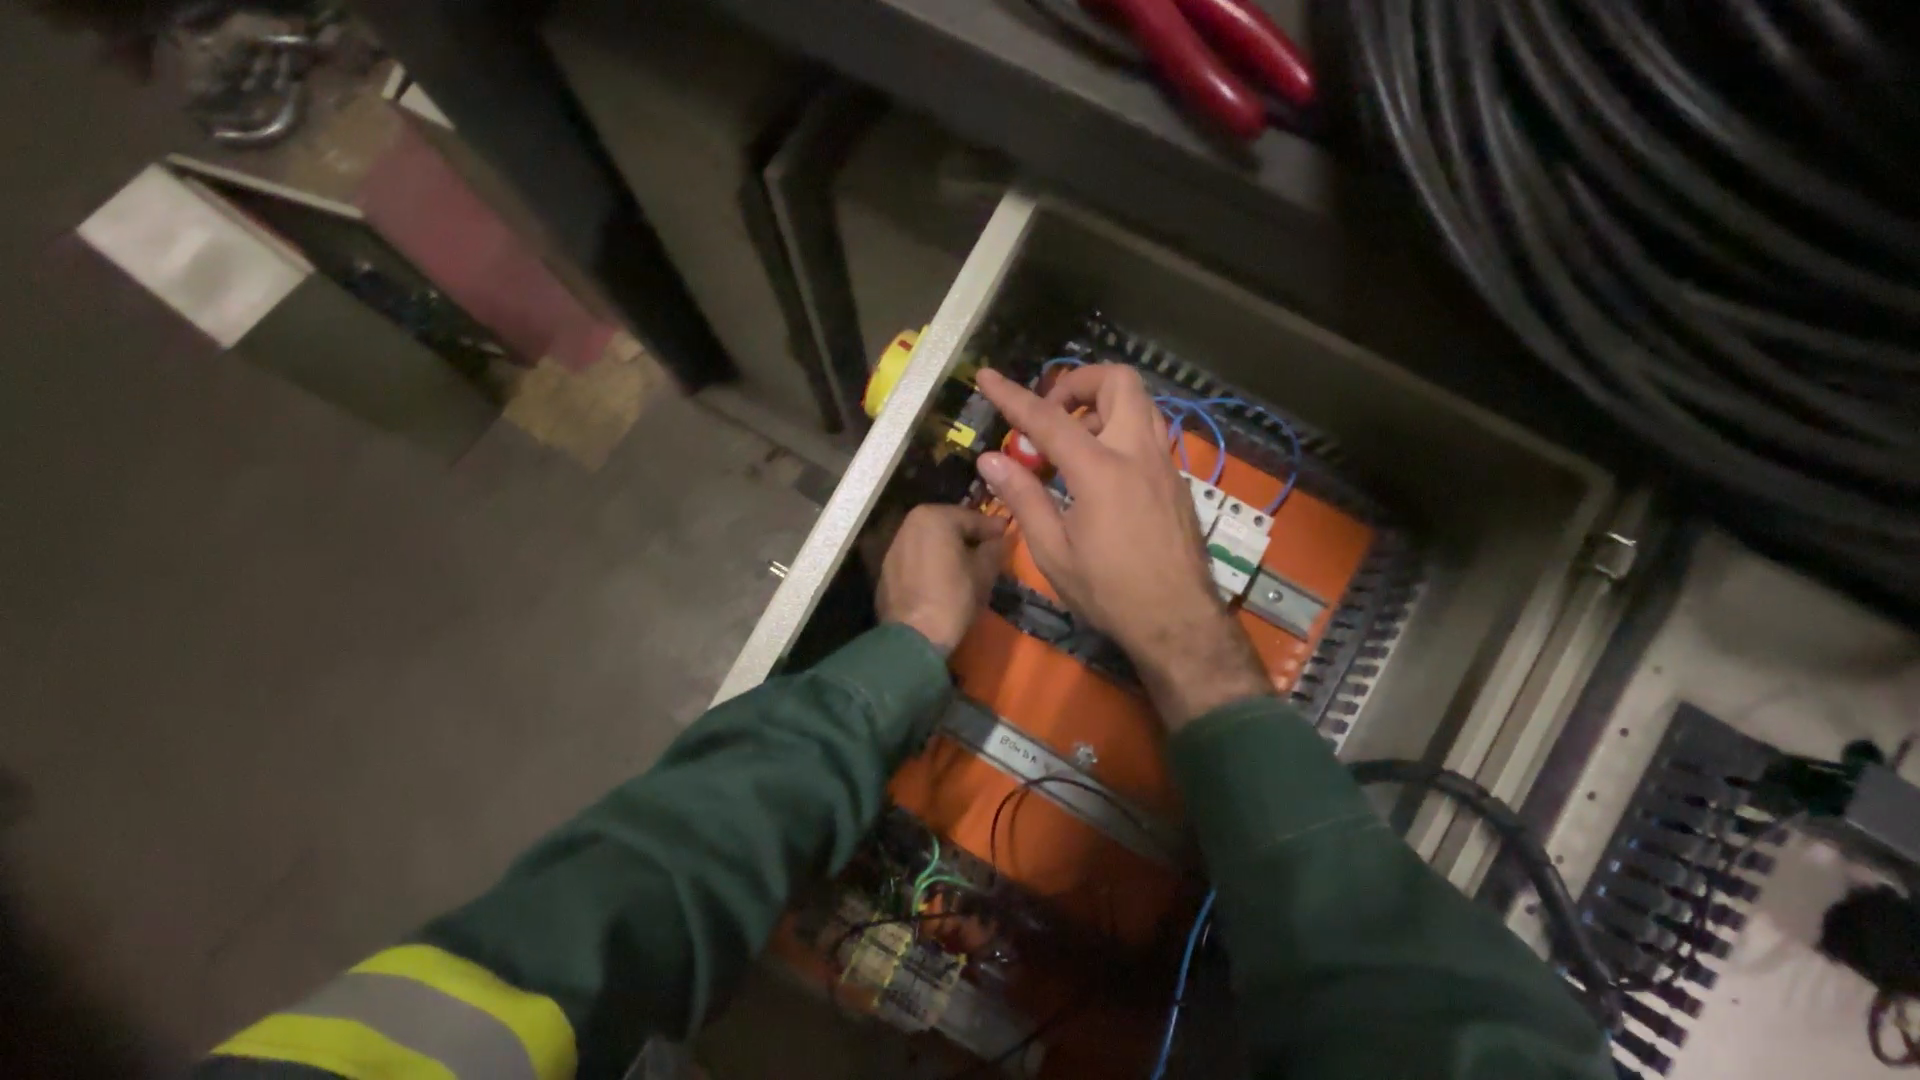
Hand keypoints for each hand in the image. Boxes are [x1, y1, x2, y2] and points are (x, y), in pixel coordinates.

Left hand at [877, 505, 1009, 654]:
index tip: (1007, 535)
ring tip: (967, 564)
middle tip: (989, 549)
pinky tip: (943, 578)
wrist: (914, 635)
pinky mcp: (887, 569)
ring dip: (949, 549)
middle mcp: (910, 524)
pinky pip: (917, 558)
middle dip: (969, 537)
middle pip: (948, 527)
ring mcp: (894, 546)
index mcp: (934, 517)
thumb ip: (995, 548)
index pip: (973, 518)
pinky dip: (931, 562)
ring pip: (931, 542)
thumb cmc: (954, 597)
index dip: (993, 529)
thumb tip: (1003, 538)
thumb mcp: (984, 571)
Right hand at [974, 365, 1270, 727]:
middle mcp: (1138, 453)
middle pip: (1117, 381)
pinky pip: (1148, 432)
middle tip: (1050, 417)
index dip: (1012, 395)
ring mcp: (1164, 464)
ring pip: (1140, 402)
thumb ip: (1023, 497)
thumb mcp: (1053, 551)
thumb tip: (991, 460)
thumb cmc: (1109, 592)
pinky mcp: (1176, 480)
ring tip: (1071, 442)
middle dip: (1077, 384)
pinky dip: (1119, 430)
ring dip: (1102, 405)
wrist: (1178, 621)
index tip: (986, 376)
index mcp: (1100, 470)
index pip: (1048, 418)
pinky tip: (1099, 471)